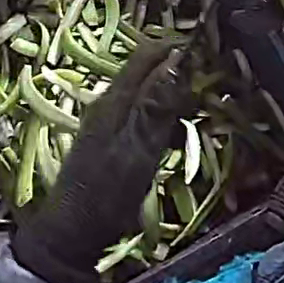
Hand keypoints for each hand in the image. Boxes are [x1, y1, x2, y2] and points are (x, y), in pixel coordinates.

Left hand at [11, 41, 193, 282]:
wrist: (71, 235)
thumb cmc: (107, 193)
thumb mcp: (139, 149)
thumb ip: (157, 105)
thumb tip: (177, 60)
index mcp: (116, 98)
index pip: (146, 55)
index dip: (176, 47)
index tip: (208, 51)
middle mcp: (110, 101)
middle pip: (147, 71)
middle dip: (179, 70)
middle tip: (212, 82)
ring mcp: (109, 120)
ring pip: (147, 92)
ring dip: (173, 94)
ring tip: (202, 107)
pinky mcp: (112, 138)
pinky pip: (143, 113)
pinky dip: (164, 115)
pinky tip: (178, 133)